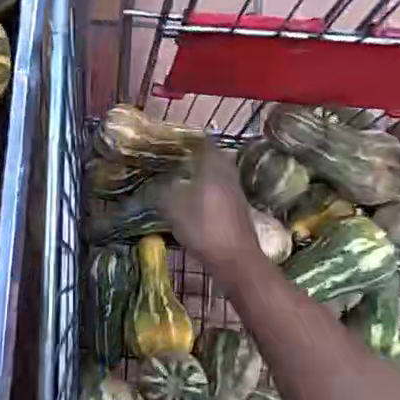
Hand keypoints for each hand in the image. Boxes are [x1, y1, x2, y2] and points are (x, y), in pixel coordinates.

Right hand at [163, 145, 262, 277]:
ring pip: (220, 174)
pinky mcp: (239, 209)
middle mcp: (228, 176)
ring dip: (206, 172)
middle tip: (180, 158)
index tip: (177, 140)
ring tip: (186, 177)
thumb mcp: (175, 209)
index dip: (191, 140)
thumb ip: (166, 190)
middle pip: (215, 158)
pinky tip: (199, 199)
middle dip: (199, 156)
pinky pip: (223, 189)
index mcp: (213, 169)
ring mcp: (236, 193)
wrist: (236, 259)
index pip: (205, 144)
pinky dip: (211, 189)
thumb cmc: (204, 229)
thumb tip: (161, 179)